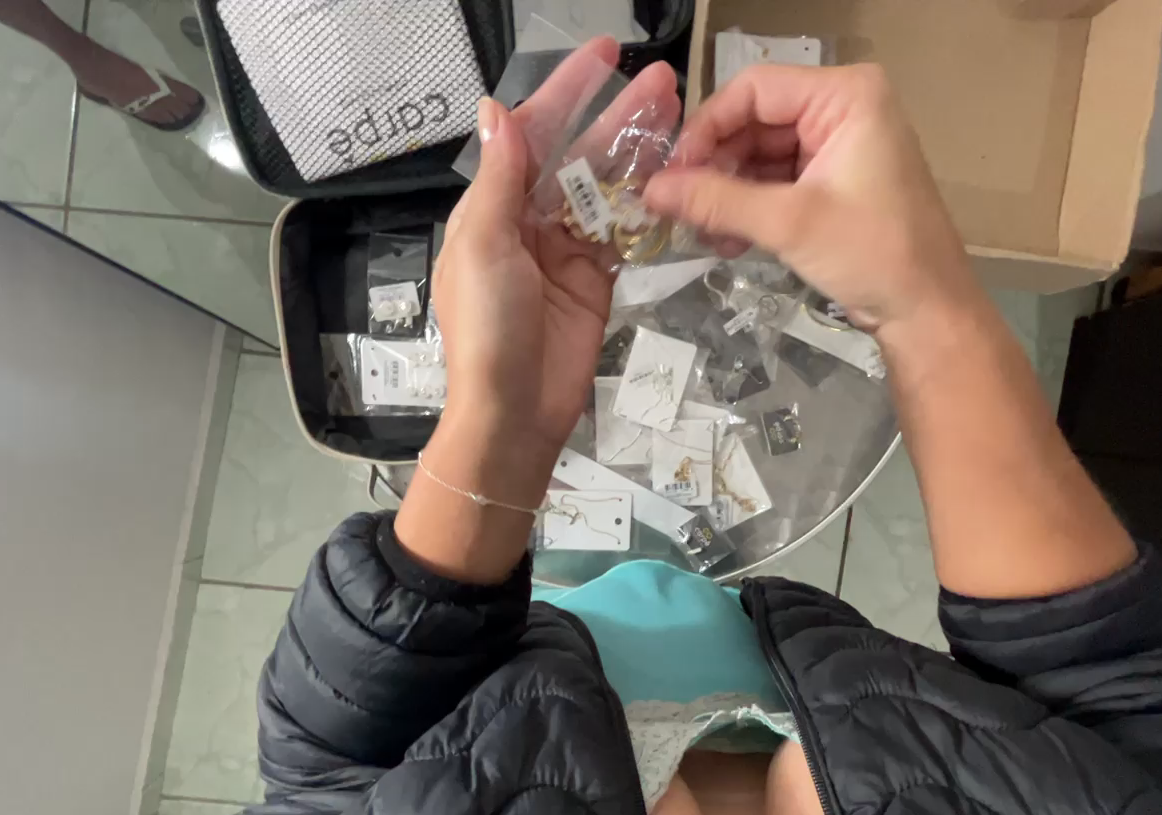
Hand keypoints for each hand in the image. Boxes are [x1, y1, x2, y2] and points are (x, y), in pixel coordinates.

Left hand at [399, 42, 676, 582]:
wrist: (514, 411)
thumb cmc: (487, 330)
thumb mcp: (484, 247)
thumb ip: (499, 181)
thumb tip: (498, 112)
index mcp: (491, 211)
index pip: (529, 139)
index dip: (563, 95)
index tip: (601, 57)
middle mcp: (528, 225)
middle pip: (575, 159)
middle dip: (614, 118)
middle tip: (662, 82)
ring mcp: (565, 255)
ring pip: (604, 193)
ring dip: (636, 155)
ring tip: (677, 115)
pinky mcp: (595, 283)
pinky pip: (621, 234)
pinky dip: (644, 206)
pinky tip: (672, 174)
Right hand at [643, 64, 985, 345]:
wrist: (923, 308)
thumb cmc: (871, 254)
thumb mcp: (789, 223)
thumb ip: (718, 202)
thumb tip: (652, 192)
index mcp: (844, 95)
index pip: (754, 90)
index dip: (706, 128)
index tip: (671, 174)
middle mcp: (839, 110)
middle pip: (753, 123)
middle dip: (714, 168)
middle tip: (678, 210)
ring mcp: (834, 148)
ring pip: (758, 158)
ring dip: (727, 196)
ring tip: (703, 234)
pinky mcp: (828, 184)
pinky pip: (773, 184)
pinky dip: (747, 210)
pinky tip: (728, 242)